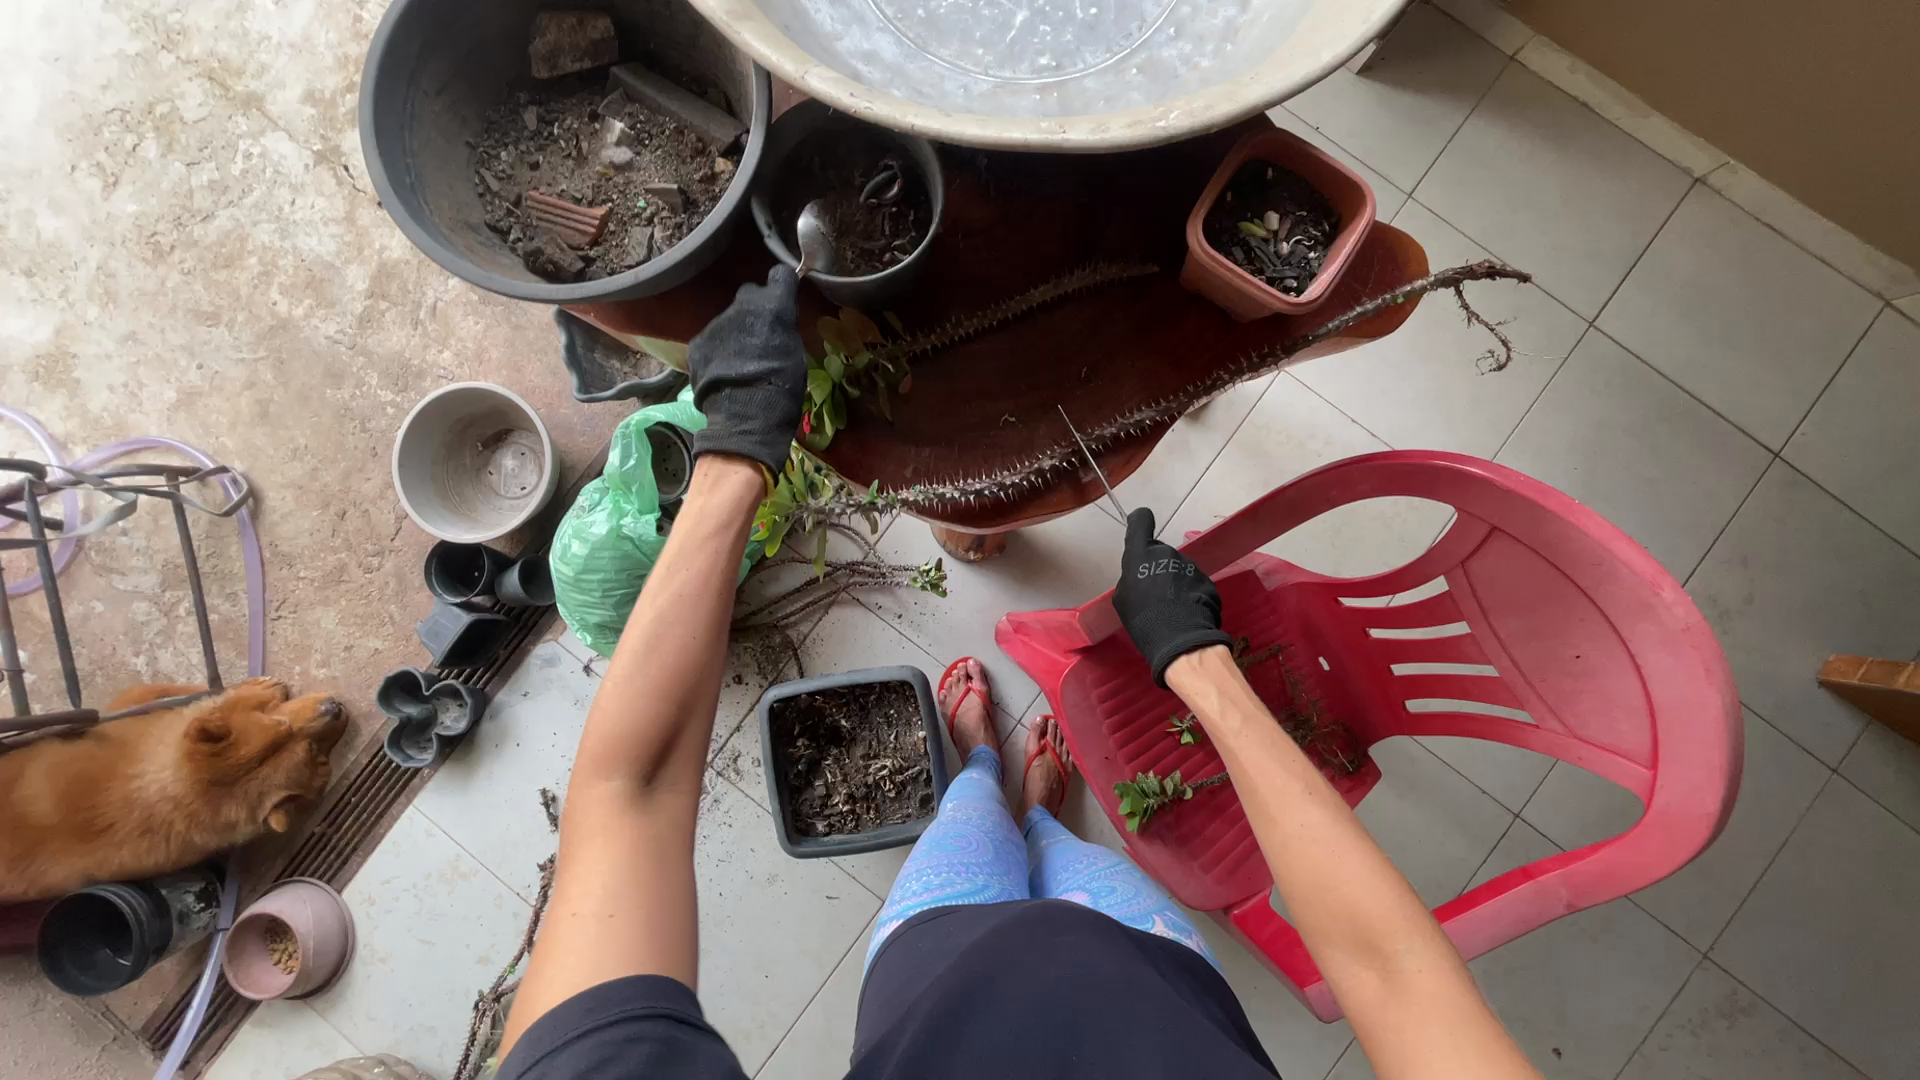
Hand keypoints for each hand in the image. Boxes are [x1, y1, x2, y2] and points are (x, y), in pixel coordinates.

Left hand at [685, 265, 805, 473]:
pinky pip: (711, 341)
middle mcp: (741, 307)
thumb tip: (779, 321)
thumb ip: (785, 330)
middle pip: (749, 296)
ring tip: (742, 363)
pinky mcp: (697, 344)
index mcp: (774, 308)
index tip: (785, 297)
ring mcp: (715, 324)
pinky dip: (719, 351)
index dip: (783, 286)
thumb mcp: (796, 356)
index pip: (780, 276)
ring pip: (729, 320)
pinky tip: (725, 373)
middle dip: (756, 310)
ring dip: (736, 333)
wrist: (745, 417)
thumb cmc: (783, 389)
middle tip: (763, 335)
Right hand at [1114, 508, 1232, 686]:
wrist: (1180, 640)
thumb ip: (1132, 578)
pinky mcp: (1208, 583)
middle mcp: (1168, 553)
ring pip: (1179, 570)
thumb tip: (1141, 577)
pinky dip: (1191, 596)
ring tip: (1172, 610)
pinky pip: (1195, 585)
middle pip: (1160, 553)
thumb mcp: (1124, 598)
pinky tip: (1187, 615)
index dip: (1139, 522)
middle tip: (1154, 594)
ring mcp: (1191, 567)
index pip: (1140, 522)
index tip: (1138, 528)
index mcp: (1141, 554)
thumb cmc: (1143, 618)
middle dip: (1158, 568)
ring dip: (1175, 584)